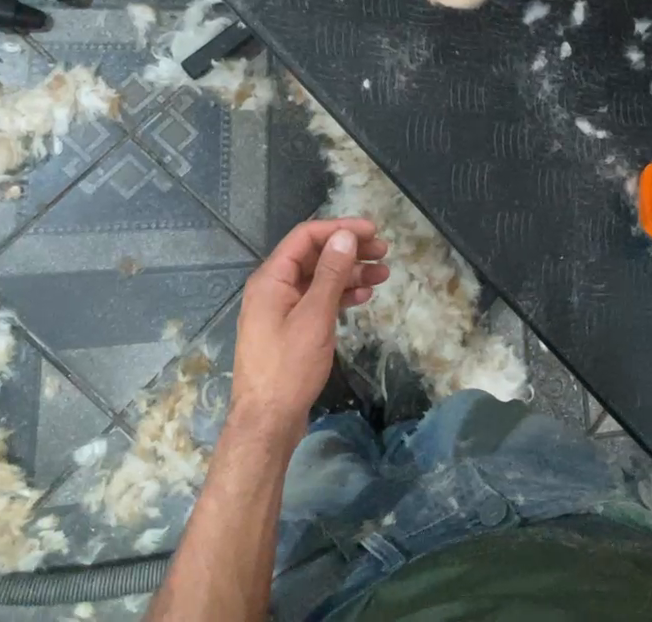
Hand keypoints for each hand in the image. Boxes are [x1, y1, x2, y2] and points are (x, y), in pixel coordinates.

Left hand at [230, 219, 388, 434]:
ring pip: (318, 279)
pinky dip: (340, 296)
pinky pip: (317, 301)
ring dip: (349, 273)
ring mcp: (280, 309)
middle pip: (314, 256)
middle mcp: (273, 288)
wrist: (267, 422)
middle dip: (349, 251)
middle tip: (384, 252)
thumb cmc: (289, 367)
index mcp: (271, 279)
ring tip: (383, 275)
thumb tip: (345, 236)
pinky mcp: (290, 329)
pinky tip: (364, 297)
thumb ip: (331, 274)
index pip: (306, 237)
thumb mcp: (314, 317)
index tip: (373, 231)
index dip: (340, 229)